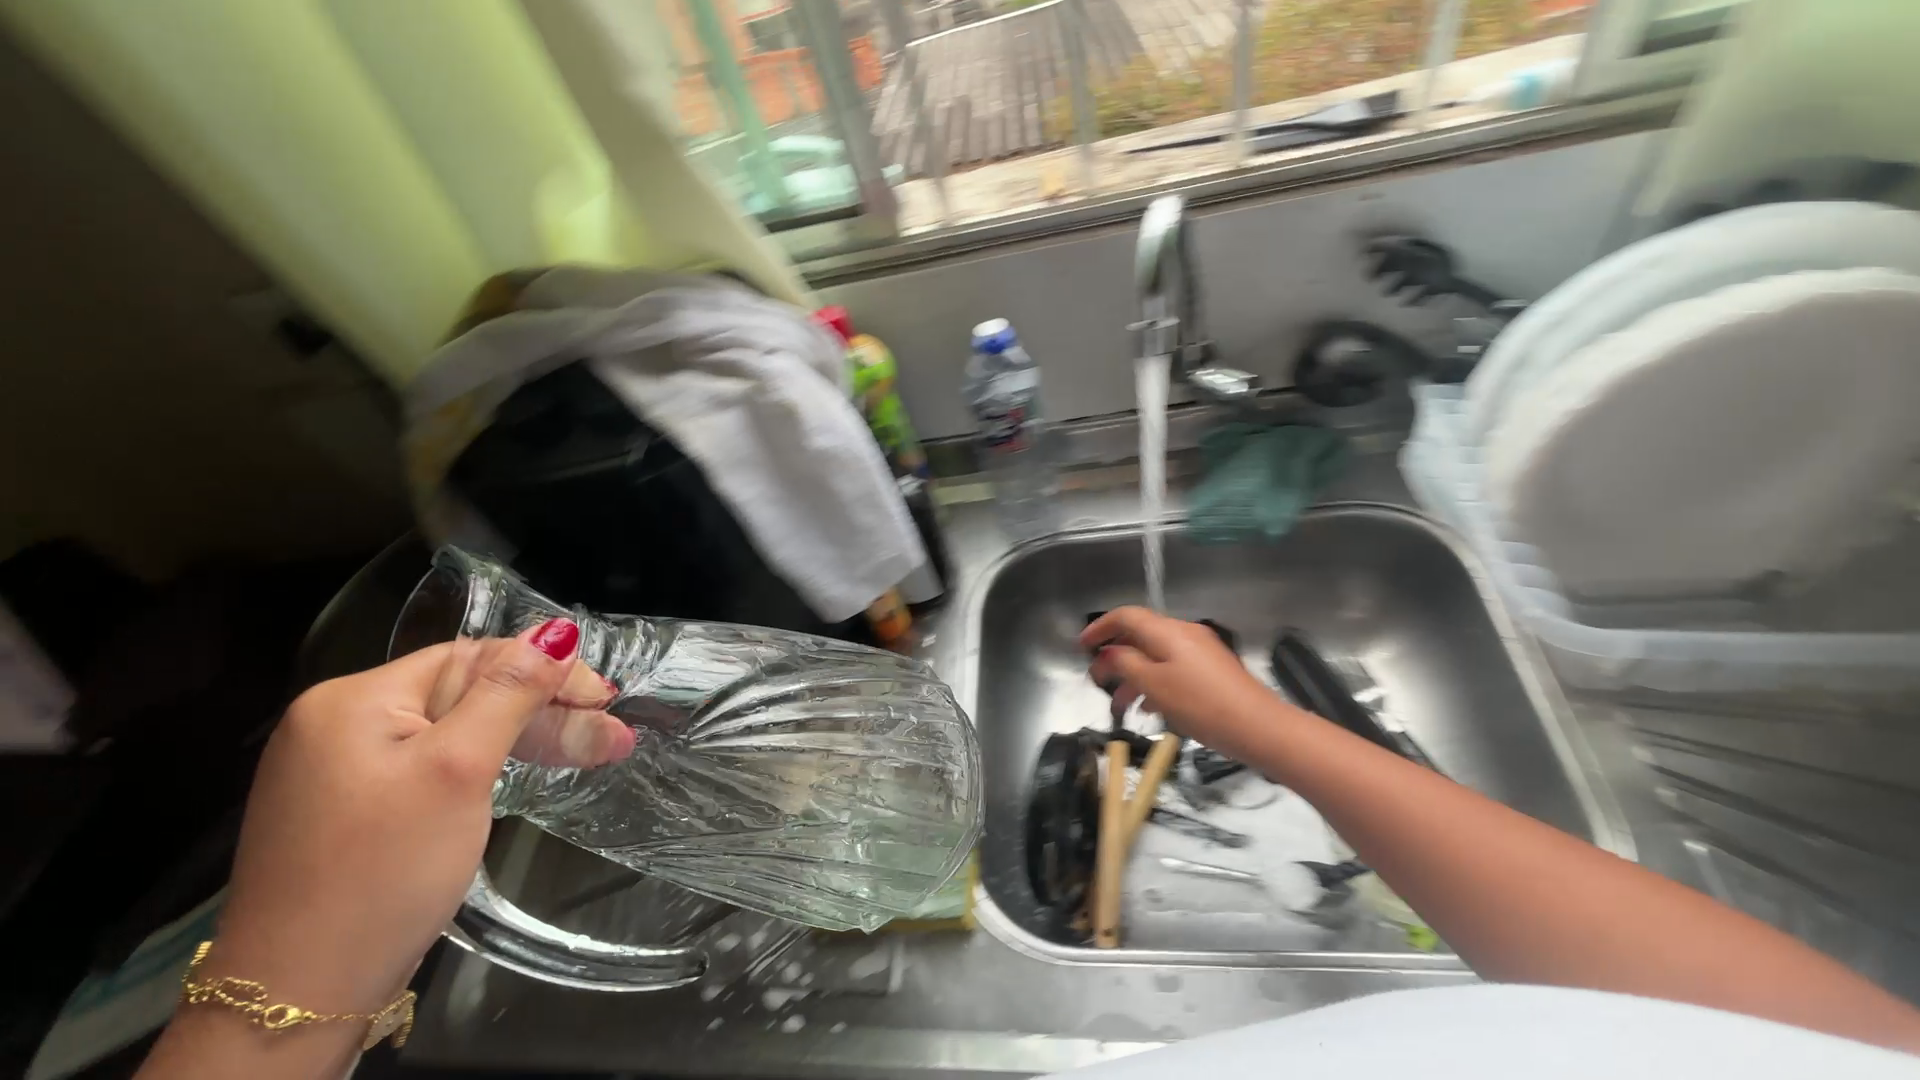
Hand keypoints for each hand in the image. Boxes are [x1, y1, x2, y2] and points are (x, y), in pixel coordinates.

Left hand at [206, 618, 615, 1017]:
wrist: (294, 997)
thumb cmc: (383, 872)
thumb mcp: (458, 770)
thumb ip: (508, 693)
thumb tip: (556, 632)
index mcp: (355, 698)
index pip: (471, 657)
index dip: (545, 670)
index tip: (605, 699)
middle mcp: (340, 720)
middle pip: (466, 693)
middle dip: (545, 711)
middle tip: (611, 737)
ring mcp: (342, 767)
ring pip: (454, 731)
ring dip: (526, 739)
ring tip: (594, 753)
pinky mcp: (353, 807)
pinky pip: (433, 763)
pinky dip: (486, 764)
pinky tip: (526, 769)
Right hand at [1081, 606, 1301, 757]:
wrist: (1259, 728)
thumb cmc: (1201, 705)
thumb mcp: (1154, 685)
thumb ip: (1125, 664)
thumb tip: (1107, 653)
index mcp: (1168, 632)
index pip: (1126, 616)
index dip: (1100, 627)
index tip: (1081, 646)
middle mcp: (1184, 634)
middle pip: (1141, 635)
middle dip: (1115, 656)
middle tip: (1096, 680)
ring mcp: (1201, 652)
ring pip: (1156, 656)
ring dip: (1134, 675)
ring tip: (1119, 704)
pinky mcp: (1212, 671)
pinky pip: (1173, 668)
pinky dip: (1154, 682)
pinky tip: (1149, 708)